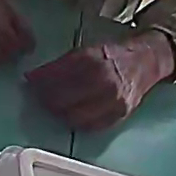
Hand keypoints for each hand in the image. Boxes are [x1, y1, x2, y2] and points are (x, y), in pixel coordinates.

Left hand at [24, 31, 175, 131]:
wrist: (145, 63)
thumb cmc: (114, 55)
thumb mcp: (88, 50)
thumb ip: (64, 64)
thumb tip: (36, 77)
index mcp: (94, 60)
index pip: (58, 74)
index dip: (40, 79)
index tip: (30, 80)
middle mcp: (104, 81)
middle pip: (63, 98)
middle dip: (46, 97)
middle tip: (38, 95)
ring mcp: (113, 100)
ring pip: (74, 115)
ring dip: (58, 112)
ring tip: (53, 106)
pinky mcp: (119, 115)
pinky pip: (90, 126)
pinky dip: (75, 122)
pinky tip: (69, 114)